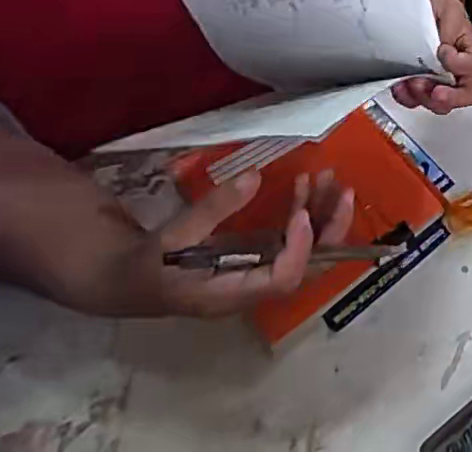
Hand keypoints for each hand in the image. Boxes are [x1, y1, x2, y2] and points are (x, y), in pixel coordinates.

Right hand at [121, 169, 354, 318]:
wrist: (128, 279)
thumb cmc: (148, 264)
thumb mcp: (173, 237)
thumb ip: (213, 209)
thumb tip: (252, 177)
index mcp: (232, 294)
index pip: (283, 279)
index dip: (300, 248)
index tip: (300, 214)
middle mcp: (255, 287)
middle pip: (309, 266)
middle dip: (332, 229)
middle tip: (343, 192)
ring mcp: (260, 271)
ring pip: (307, 248)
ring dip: (322, 214)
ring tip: (328, 178)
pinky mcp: (260, 256)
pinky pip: (293, 237)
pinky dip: (304, 211)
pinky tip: (306, 185)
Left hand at [393, 0, 471, 114]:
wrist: (400, 12)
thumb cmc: (428, 8)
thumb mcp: (447, 8)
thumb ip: (453, 25)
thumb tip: (448, 45)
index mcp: (468, 48)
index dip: (459, 63)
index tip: (442, 51)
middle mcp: (456, 68)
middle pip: (465, 93)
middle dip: (450, 96)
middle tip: (436, 92)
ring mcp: (437, 79)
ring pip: (441, 104)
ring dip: (425, 97)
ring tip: (411, 83)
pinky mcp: (417, 87)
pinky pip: (416, 102)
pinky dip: (407, 98)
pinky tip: (400, 86)